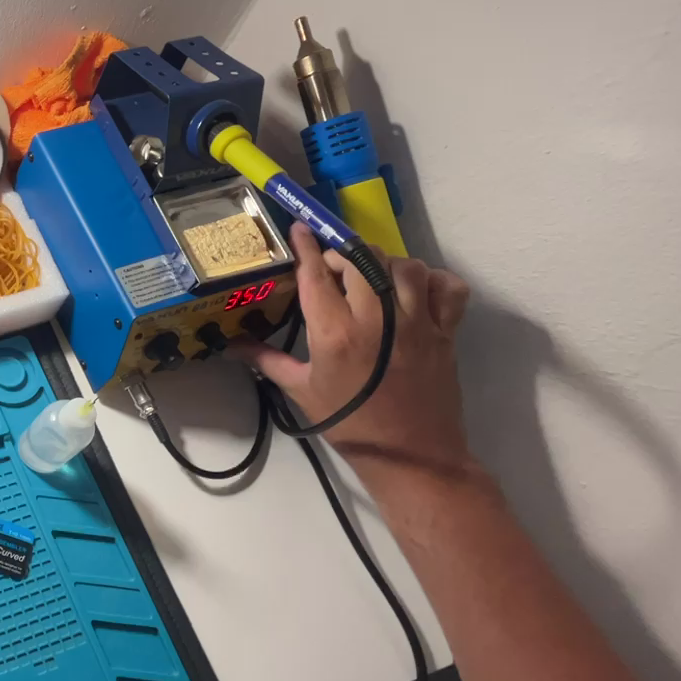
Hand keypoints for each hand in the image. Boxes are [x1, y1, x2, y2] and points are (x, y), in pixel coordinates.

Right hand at [235, 223, 474, 478]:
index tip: (299, 229)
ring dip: (383, 261)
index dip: (306, 248)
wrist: (410, 452)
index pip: (316, 275)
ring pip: (404, 266)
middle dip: (342, 253)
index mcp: (334, 333)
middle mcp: (376, 320)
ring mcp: (416, 322)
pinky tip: (413, 287)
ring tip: (369, 273)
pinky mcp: (445, 331)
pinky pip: (446, 288)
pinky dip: (431, 279)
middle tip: (330, 264)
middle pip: (361, 260)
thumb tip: (233, 347)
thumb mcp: (300, 390)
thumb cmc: (348, 422)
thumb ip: (268, 360)